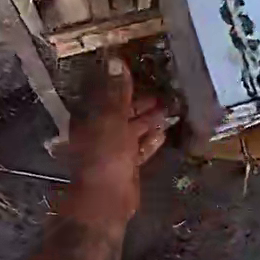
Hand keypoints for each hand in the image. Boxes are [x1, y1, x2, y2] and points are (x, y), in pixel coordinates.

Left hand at [58, 57, 168, 228]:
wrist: (106, 199)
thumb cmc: (105, 155)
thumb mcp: (112, 119)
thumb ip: (117, 92)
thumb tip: (116, 60)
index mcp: (90, 119)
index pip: (106, 95)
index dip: (122, 84)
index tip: (140, 73)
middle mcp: (99, 132)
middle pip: (121, 112)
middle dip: (141, 103)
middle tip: (163, 94)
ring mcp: (112, 150)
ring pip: (132, 130)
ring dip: (149, 120)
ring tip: (169, 110)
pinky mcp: (126, 166)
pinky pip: (139, 149)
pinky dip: (150, 141)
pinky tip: (163, 134)